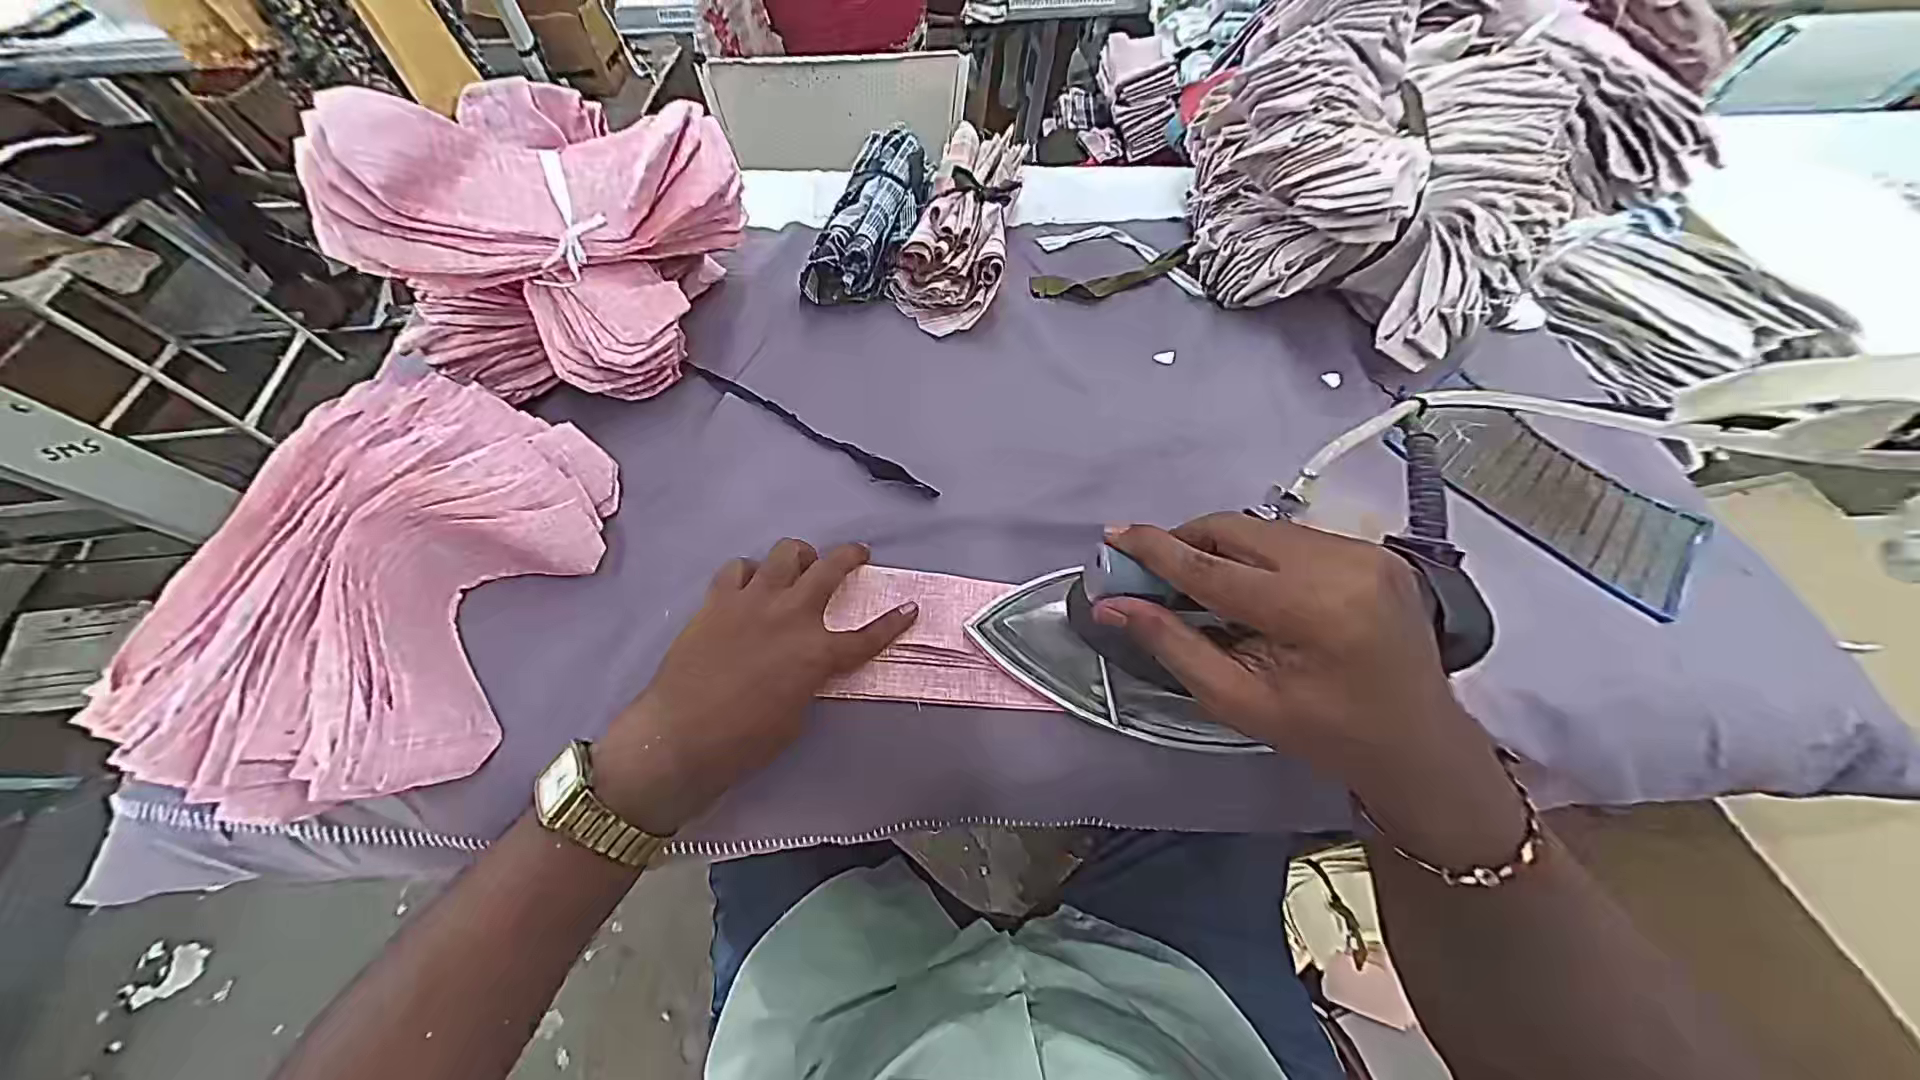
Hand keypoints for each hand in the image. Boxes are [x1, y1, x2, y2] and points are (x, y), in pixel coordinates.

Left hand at [592, 539, 916, 835]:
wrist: (680, 736)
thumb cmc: (745, 740)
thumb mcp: (796, 713)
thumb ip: (809, 677)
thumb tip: (804, 662)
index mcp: (817, 653)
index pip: (867, 636)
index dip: (893, 623)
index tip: (909, 608)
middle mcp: (791, 616)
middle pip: (829, 569)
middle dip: (850, 555)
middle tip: (857, 554)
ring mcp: (753, 602)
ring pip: (786, 553)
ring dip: (799, 557)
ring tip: (799, 566)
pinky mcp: (718, 600)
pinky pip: (738, 567)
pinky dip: (749, 573)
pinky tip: (748, 586)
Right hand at [1097, 514, 1525, 865]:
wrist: (1418, 743)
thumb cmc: (1324, 734)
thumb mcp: (1236, 699)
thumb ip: (1171, 644)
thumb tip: (1114, 606)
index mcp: (1313, 610)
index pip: (1212, 566)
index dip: (1155, 549)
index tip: (1115, 536)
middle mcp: (1343, 565)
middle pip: (1235, 530)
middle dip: (1186, 544)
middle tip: (1152, 572)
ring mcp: (1365, 552)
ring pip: (1260, 530)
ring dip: (1219, 550)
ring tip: (1201, 588)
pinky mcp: (1373, 551)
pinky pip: (1289, 538)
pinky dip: (1255, 555)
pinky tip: (1249, 589)